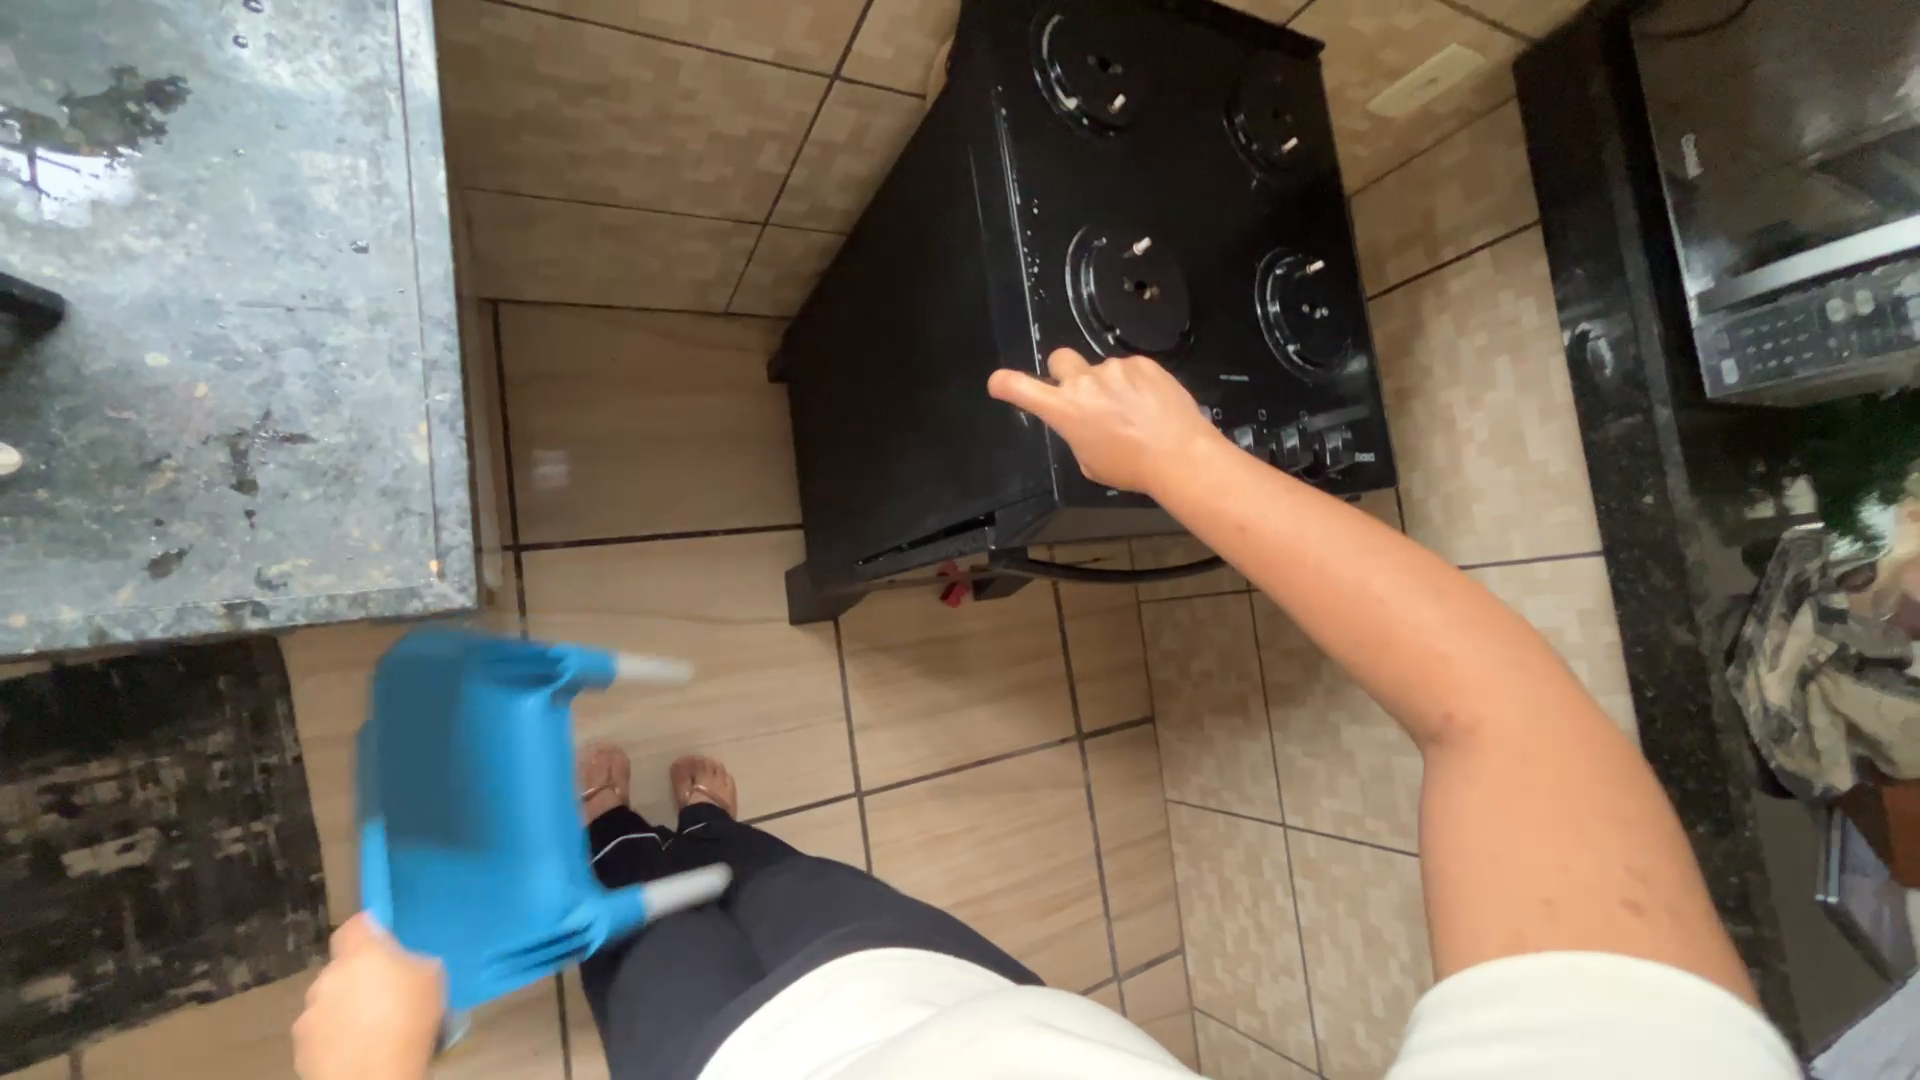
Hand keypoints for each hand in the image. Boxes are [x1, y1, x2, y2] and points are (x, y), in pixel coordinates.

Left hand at [294, 915, 444, 1079]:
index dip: (366, 929)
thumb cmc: (411, 1018)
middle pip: (343, 967)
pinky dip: (335, 1033)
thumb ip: (409, 961)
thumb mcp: (432, 976)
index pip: (353, 926)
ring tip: (371, 1025)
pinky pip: (321, 1029)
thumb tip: (396, 964)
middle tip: (385, 991)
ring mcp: (309, 1014)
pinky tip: (357, 1046)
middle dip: (359, 975)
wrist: (373, 1078)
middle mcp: (329, 978)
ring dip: (346, 1005)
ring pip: (330, 999)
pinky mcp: (299, 1046)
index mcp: (362, 954)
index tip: (381, 938)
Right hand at [987, 348, 1225, 494]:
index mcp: (1063, 410)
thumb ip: (1077, 434)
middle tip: (1083, 396)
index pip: (1019, 388)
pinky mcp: (1143, 363)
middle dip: (1064, 374)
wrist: (1179, 454)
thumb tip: (1086, 423)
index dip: (1005, 383)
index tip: (1000, 384)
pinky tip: (1151, 405)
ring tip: (1134, 412)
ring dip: (1109, 386)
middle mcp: (1083, 382)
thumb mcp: (1090, 462)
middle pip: (1059, 359)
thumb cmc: (1130, 468)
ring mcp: (1115, 369)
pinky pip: (1130, 369)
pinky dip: (1135, 383)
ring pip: (1102, 370)